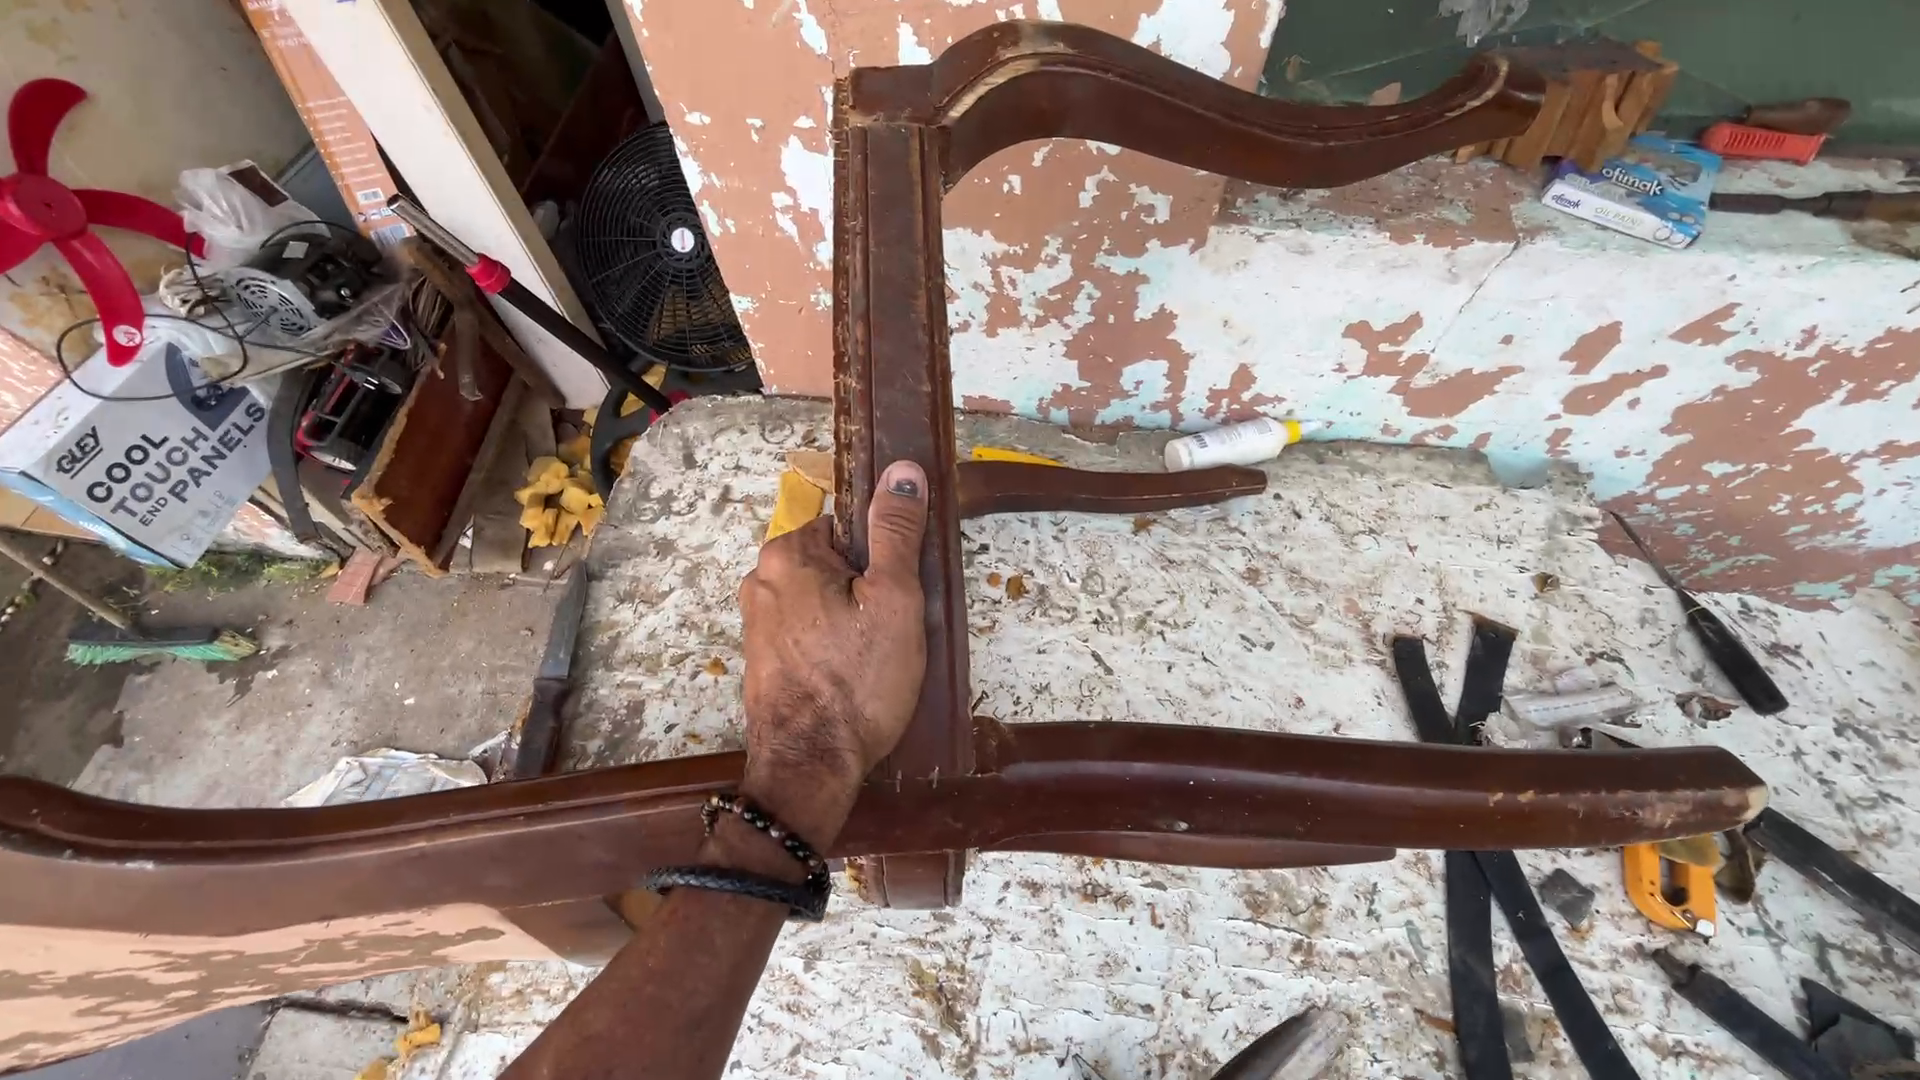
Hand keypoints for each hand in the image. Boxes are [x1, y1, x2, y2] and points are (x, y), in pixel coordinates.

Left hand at [736, 460, 928, 841]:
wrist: (810, 765)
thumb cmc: (859, 679)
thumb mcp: (894, 598)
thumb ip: (896, 531)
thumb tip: (904, 469)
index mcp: (787, 553)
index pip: (846, 527)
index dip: (878, 558)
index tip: (893, 595)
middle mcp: (759, 579)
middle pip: (831, 563)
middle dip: (862, 589)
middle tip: (888, 631)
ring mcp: (754, 621)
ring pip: (819, 599)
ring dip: (847, 619)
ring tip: (871, 658)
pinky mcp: (759, 657)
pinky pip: (804, 630)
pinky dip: (827, 644)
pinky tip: (847, 676)